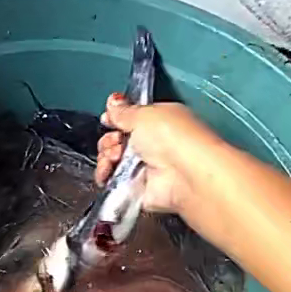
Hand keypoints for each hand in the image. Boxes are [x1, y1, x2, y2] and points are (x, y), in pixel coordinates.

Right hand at [95, 96, 231, 215]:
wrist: (185, 175)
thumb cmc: (175, 139)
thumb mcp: (144, 113)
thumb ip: (124, 110)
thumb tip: (113, 102)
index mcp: (158, 121)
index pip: (130, 119)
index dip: (115, 119)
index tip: (108, 119)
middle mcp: (152, 145)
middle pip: (116, 142)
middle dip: (108, 140)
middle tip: (116, 140)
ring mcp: (144, 168)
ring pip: (111, 162)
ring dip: (105, 157)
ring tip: (114, 157)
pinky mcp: (137, 189)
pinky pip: (112, 182)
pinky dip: (105, 177)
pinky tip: (108, 171)